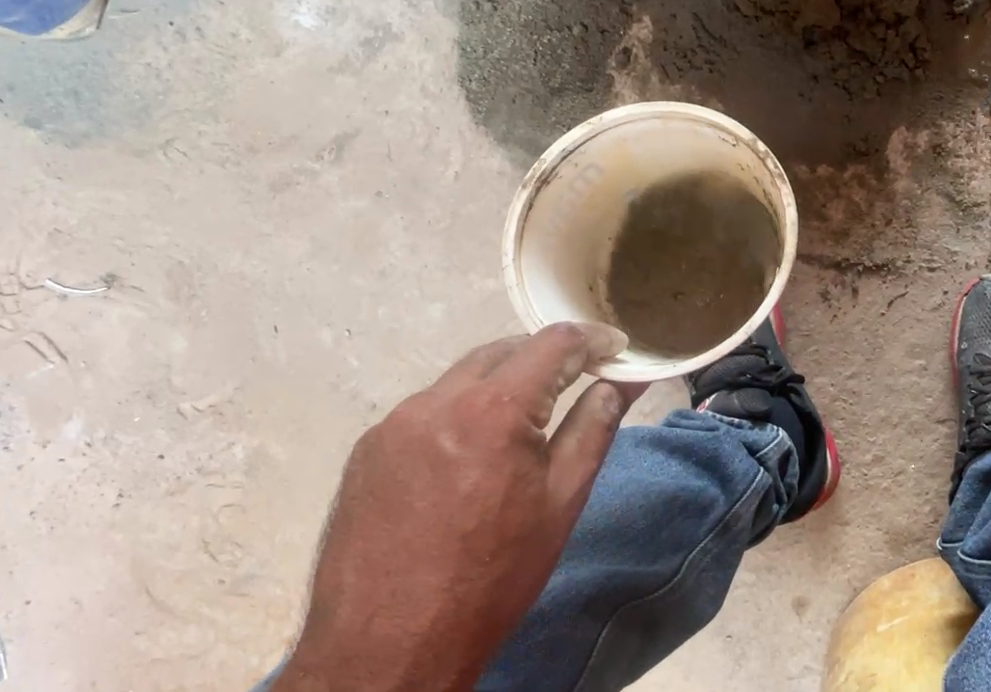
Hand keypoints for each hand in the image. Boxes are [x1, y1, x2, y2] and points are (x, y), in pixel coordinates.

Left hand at [274, 323, 635, 691]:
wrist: (386, 652)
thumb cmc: (493, 577)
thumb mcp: (562, 499)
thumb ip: (596, 425)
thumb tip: (624, 380)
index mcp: (493, 410)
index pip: (553, 344)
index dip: (592, 339)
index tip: (617, 346)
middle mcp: (436, 402)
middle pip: (504, 351)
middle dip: (547, 355)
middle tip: (581, 376)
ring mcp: (393, 427)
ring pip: (462, 377)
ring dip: (503, 382)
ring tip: (530, 417)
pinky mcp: (366, 453)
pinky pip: (428, 409)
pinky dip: (464, 410)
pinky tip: (477, 450)